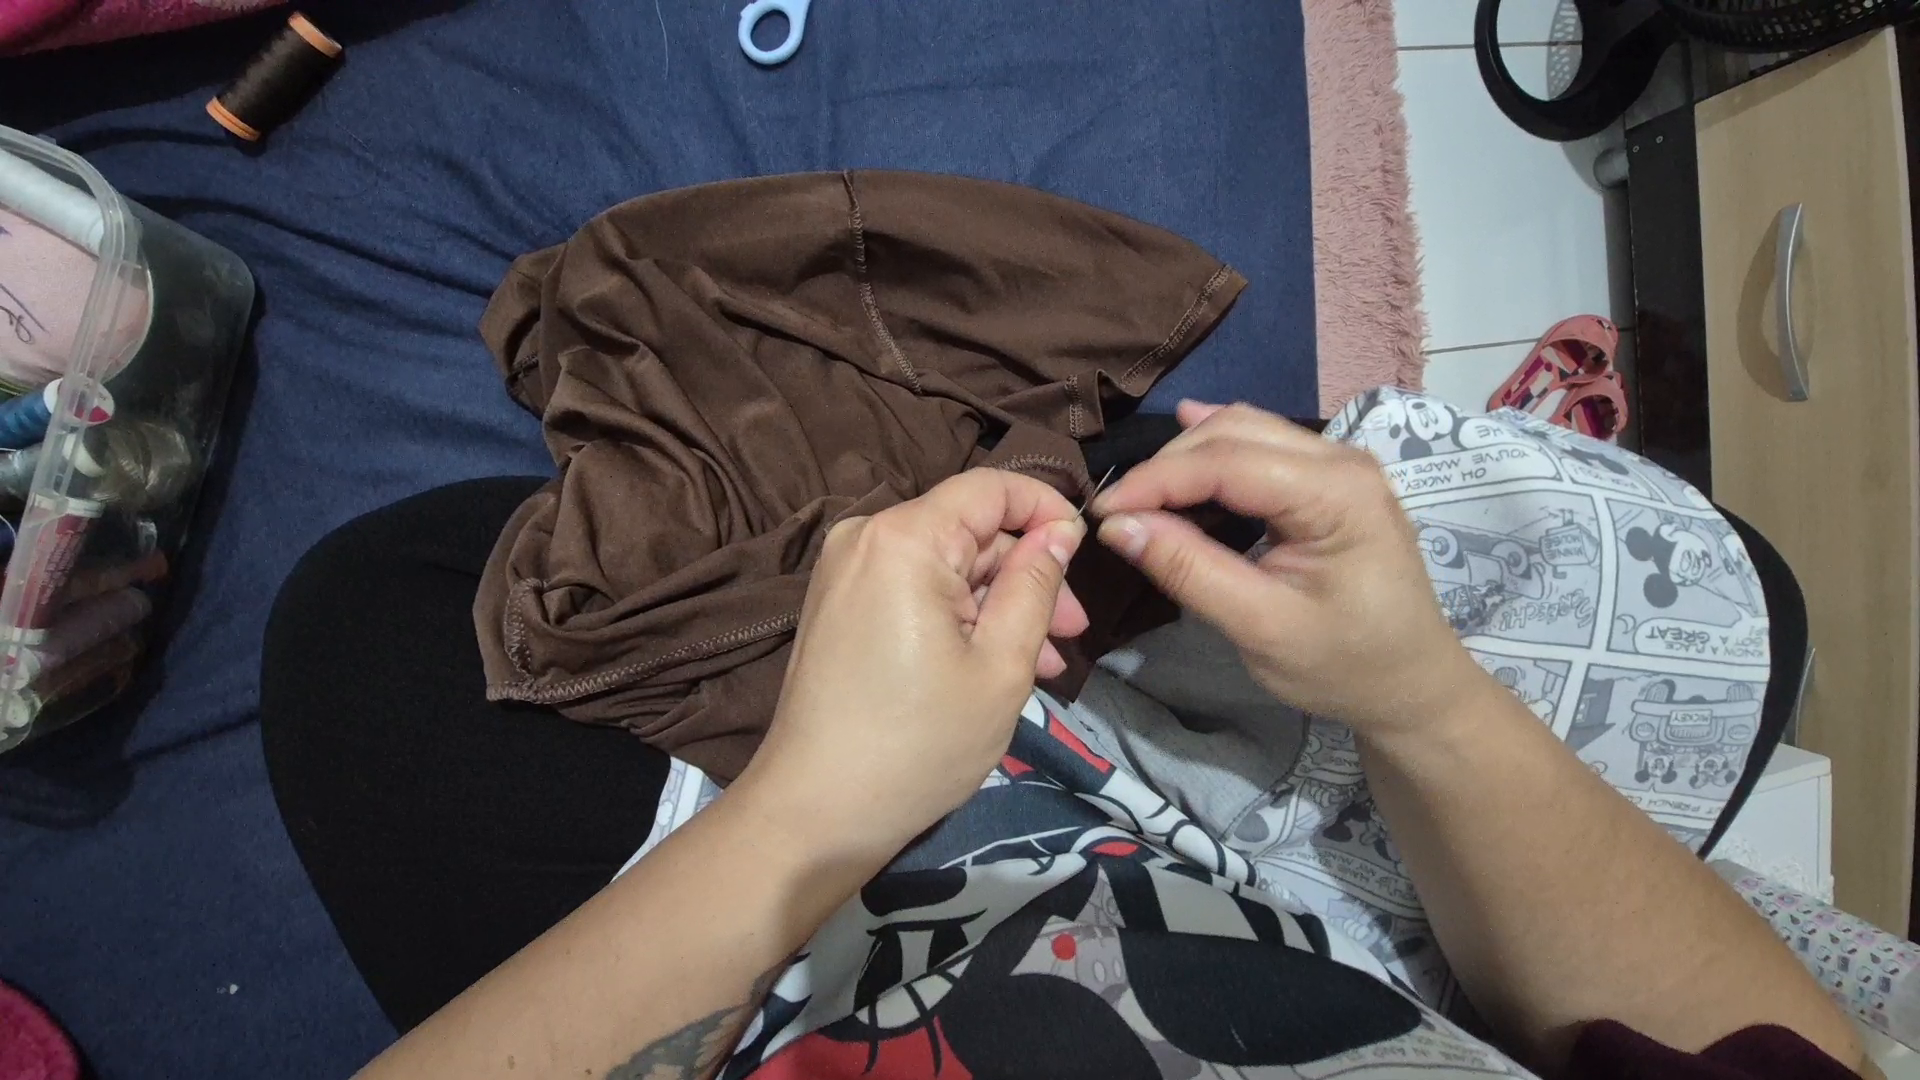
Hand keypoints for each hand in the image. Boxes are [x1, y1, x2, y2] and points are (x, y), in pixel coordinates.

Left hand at [735, 469, 1088, 864]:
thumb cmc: (920, 742)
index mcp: (904, 537)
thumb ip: (1036, 583)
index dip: (1046, 508)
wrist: (816, 812)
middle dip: (1026, 576)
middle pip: (969, 531)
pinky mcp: (839, 603)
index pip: (991, 487)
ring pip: (946, 565)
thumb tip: (1061, 528)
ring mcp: (846, 570)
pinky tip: (991, 664)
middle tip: (1071, 634)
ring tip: (1041, 665)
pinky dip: (957, 616)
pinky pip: (914, 589)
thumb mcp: (1001, 664)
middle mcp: (867, 536)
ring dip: (997, 605)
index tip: (1084, 552)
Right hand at [1090, 401, 1486, 738]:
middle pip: (1231, 433)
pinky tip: (1178, 457)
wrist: (1410, 684)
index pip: (1224, 462)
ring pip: (1240, 430)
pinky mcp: (1325, 477)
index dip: (1154, 480)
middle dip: (1164, 467)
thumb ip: (1188, 570)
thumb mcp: (1259, 626)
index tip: (1101, 512)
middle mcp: (1340, 459)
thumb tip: (1116, 526)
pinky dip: (1209, 454)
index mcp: (1336, 492)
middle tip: (1118, 515)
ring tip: (1140, 501)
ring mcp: (1336, 463)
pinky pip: (1257, 444)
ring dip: (1182, 459)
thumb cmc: (1343, 664)